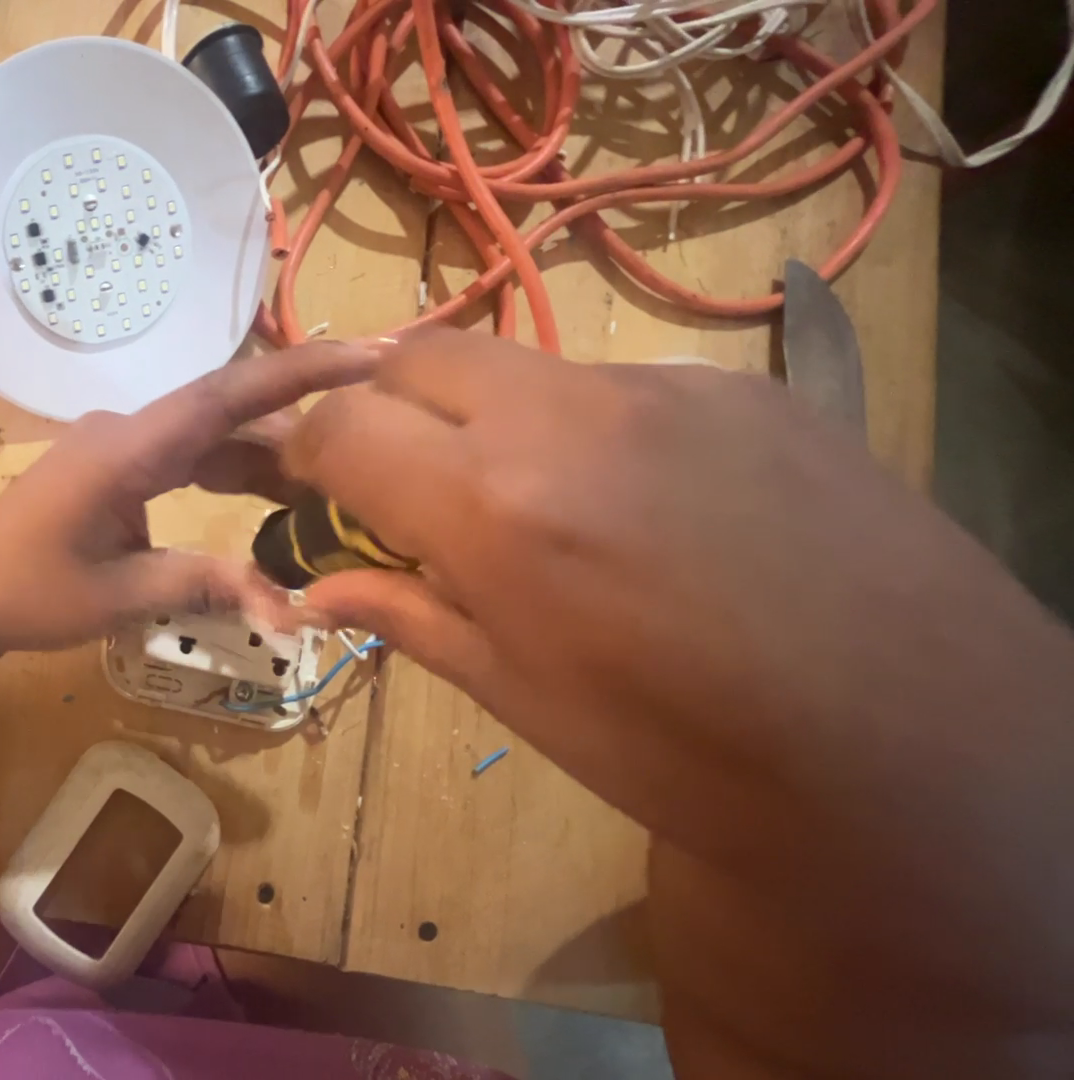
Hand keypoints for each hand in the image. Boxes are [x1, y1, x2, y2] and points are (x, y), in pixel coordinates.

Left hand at [0, 341, 378, 658]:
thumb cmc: (25, 595)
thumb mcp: (116, 597)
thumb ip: (201, 584)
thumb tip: (286, 604)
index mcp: (125, 449)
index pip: (225, 396)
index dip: (299, 372)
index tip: (369, 358)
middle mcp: (126, 432)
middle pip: (226, 413)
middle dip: (297, 428)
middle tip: (370, 451)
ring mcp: (120, 447)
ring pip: (210, 436)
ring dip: (266, 457)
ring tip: (331, 485)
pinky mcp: (116, 468)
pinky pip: (187, 457)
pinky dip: (231, 474)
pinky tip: (269, 500)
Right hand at [282, 328, 1073, 1078]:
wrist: (924, 760)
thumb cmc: (673, 748)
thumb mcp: (508, 690)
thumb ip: (397, 611)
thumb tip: (307, 590)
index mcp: (493, 508)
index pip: (341, 425)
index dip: (304, 450)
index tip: (309, 485)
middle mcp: (566, 417)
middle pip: (414, 356)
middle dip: (376, 405)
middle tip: (392, 476)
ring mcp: (663, 387)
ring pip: (511, 364)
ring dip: (472, 414)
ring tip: (514, 498)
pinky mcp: (742, 386)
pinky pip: (607, 384)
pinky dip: (568, 425)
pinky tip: (624, 501)